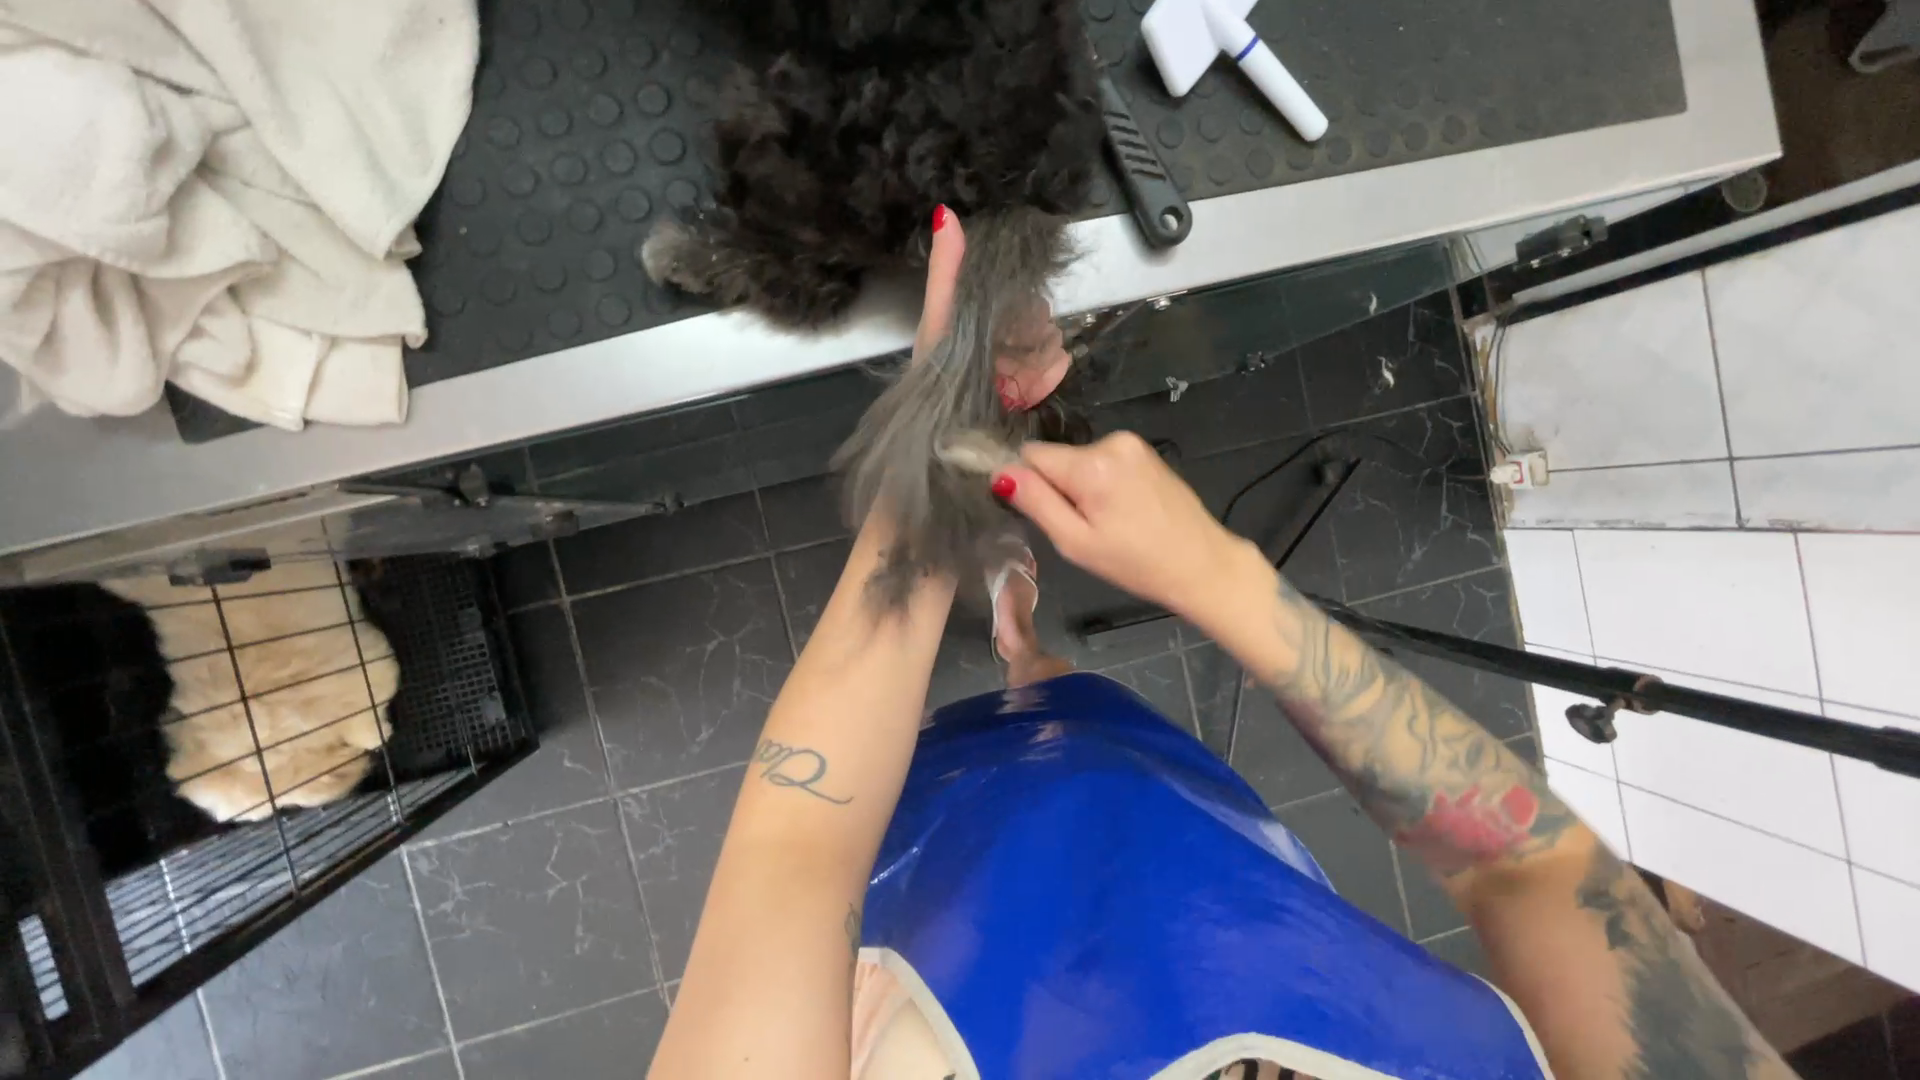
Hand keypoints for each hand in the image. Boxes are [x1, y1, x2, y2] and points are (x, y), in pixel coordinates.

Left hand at [912, 206, 1068, 407]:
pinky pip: (1059, 363)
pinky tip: (1027, 383)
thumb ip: (945, 272)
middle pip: (1035, 311)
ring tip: (1014, 369)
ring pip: (1050, 336)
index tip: (1017, 302)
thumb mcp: (939, 318)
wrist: (948, 431)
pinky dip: (1048, 371)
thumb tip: (945, 212)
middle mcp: (1002, 335)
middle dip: (1028, 324)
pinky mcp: (1038, 387)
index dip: (1016, 291)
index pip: (1011, 286)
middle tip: (1013, 342)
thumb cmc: (939, 373)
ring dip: (1038, 349)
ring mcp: (1023, 362)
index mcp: (978, 316)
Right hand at [993, 432, 1264, 622]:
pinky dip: (1102, 484)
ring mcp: (1131, 443)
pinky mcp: (1145, 451)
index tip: (1044, 514)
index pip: (1030, 455)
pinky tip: (1122, 511)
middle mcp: (1110, 441)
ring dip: (1081, 488)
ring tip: (1107, 523)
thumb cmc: (1135, 563)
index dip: (1027, 484)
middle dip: (1059, 488)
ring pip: (1078, 460)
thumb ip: (1036, 503)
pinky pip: (1102, 462)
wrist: (1202, 564)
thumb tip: (999, 473)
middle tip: (1082, 528)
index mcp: (1090, 463)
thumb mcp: (1076, 542)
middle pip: (1056, 458)